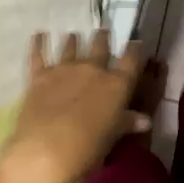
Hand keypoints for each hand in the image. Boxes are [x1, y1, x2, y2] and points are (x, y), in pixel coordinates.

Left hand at [0, 32, 148, 182]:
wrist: (46, 150)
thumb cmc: (87, 149)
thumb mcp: (112, 137)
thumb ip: (127, 123)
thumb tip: (145, 120)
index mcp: (116, 85)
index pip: (131, 60)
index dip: (134, 49)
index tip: (135, 42)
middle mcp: (92, 69)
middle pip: (100, 46)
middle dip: (102, 38)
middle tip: (103, 31)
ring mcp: (64, 69)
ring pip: (71, 46)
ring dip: (73, 40)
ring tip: (73, 34)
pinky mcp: (40, 75)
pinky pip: (39, 53)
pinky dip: (38, 43)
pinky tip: (39, 34)